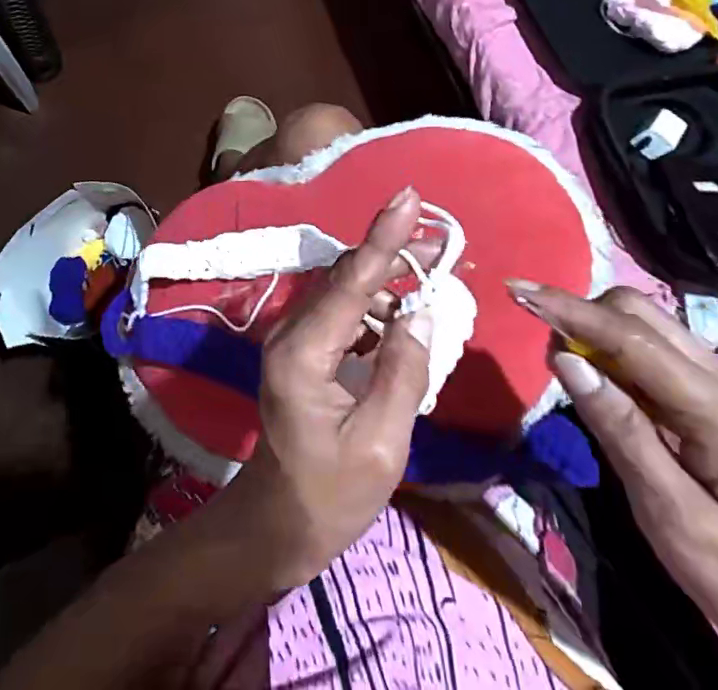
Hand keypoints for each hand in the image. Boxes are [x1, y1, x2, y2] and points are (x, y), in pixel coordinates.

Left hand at [210, 187, 435, 590]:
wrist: (279, 523)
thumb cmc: (331, 494)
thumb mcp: (380, 443)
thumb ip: (402, 372)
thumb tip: (421, 312)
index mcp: (303, 354)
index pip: (349, 282)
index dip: (382, 237)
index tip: (408, 195)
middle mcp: (290, 335)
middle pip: (344, 277)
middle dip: (390, 250)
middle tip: (438, 233)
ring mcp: (292, 342)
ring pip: (343, 290)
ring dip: (385, 275)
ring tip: (430, 264)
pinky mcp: (302, 353)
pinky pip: (341, 313)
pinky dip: (375, 303)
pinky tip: (405, 306)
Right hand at [506, 282, 717, 689]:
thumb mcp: (669, 515)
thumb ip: (621, 431)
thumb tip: (566, 360)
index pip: (636, 341)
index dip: (573, 311)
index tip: (520, 292)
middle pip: (644, 317)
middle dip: (583, 316)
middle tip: (543, 347)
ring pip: (649, 328)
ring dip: (597, 332)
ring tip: (565, 366)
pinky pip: (658, 353)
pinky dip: (616, 354)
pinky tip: (601, 383)